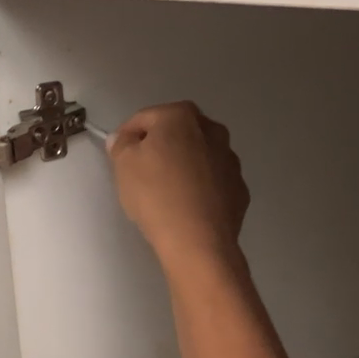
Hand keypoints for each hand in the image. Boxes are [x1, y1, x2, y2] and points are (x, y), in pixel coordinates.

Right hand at [106, 101, 247, 272]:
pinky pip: (214, 181)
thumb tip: (125, 138)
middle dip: (160, 146)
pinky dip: (202, 188)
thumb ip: (122, 144)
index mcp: (182, 116)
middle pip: (177, 132)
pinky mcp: (239, 188)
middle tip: (142, 171)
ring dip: (184, 165)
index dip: (127, 135)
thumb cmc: (156, 194)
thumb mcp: (124, 164)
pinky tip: (189, 207)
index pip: (145, 118)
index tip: (118, 155)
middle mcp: (212, 130)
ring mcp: (231, 160)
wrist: (198, 241)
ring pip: (199, 156)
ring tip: (167, 192)